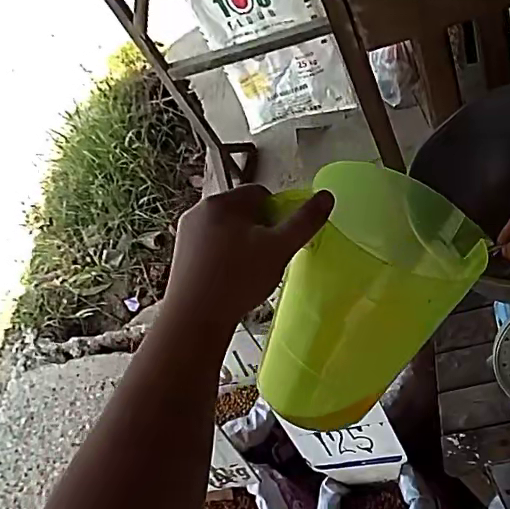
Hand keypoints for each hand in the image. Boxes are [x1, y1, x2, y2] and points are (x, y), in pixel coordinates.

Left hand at [160, 185, 332, 342]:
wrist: (195, 315)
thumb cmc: (240, 278)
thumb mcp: (280, 248)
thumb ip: (305, 221)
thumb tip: (326, 196)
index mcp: (223, 202)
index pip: (262, 193)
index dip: (279, 215)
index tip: (281, 240)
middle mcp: (200, 210)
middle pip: (245, 210)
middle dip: (262, 230)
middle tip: (269, 257)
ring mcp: (188, 231)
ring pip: (230, 228)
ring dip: (246, 242)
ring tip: (251, 270)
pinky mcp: (183, 252)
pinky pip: (214, 243)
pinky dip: (228, 255)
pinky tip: (233, 277)